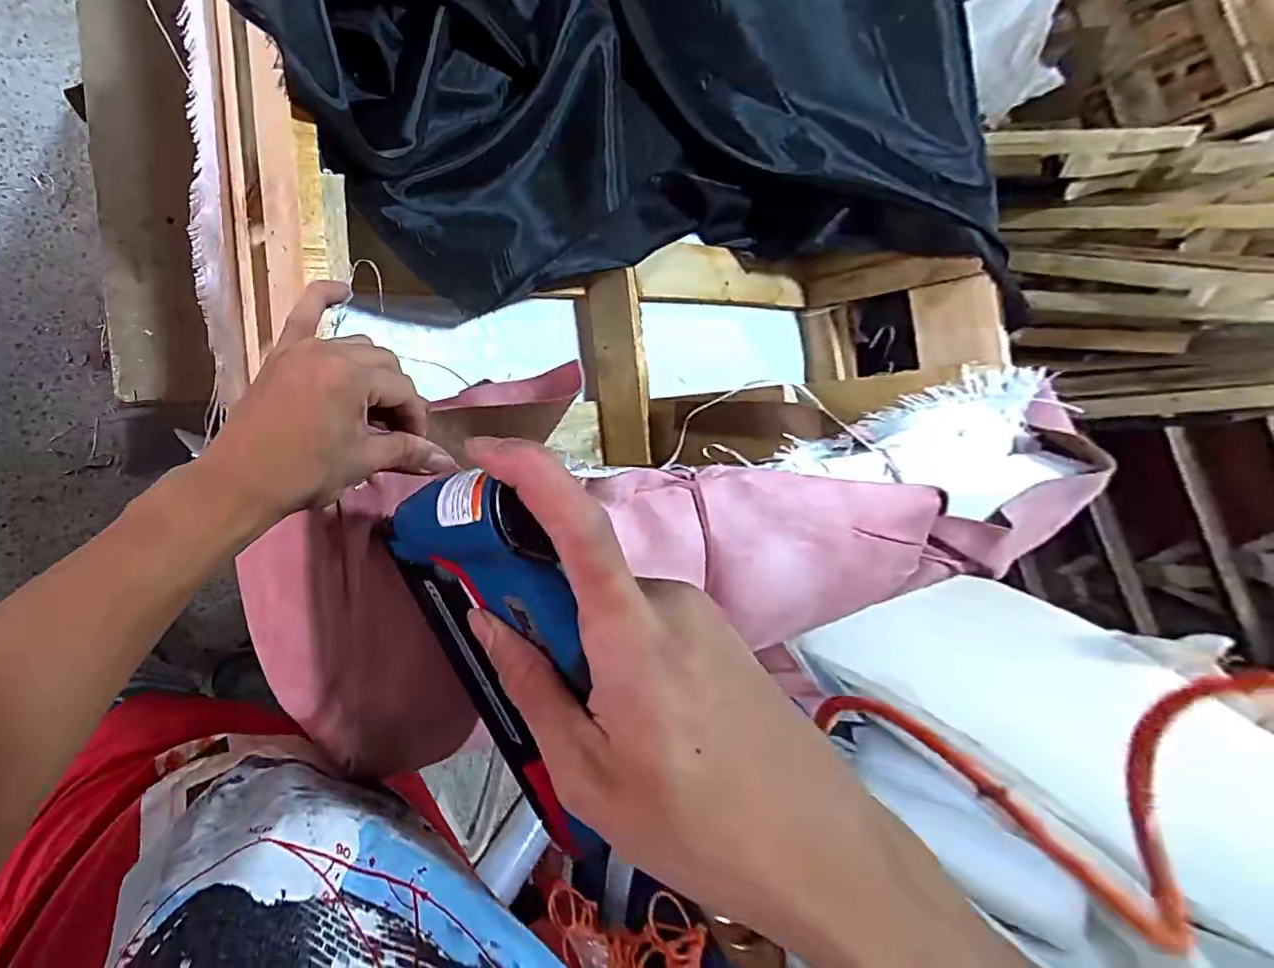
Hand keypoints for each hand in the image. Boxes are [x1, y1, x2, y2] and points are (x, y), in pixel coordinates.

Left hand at [197, 281, 457, 521]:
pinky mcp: (281, 353)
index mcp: (352, 377)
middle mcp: (330, 351)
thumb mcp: (359, 461)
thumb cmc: (303, 473)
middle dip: (395, 396)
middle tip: (391, 430)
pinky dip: (323, 296)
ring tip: (370, 404)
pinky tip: (342, 289)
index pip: (402, 389)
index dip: (415, 417)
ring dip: (370, 370)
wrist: (240, 481)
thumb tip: (445, 460)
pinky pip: (303, 313)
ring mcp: (302, 348)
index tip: (414, 443)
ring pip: (355, 345)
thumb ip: (404, 450)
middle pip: (383, 363)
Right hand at [461, 437, 1024, 966]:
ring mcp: (698, 613)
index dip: (528, 472)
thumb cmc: (699, 827)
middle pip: (574, 573)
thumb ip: (529, 685)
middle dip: (535, 607)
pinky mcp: (715, 631)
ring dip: (574, 637)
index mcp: (632, 634)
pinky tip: (628, 713)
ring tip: (590, 716)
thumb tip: (486, 619)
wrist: (838, 868)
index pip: (579, 525)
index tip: (480, 450)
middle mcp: (668, 601)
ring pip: (603, 601)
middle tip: (529, 670)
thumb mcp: (585, 772)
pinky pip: (635, 616)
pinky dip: (606, 644)